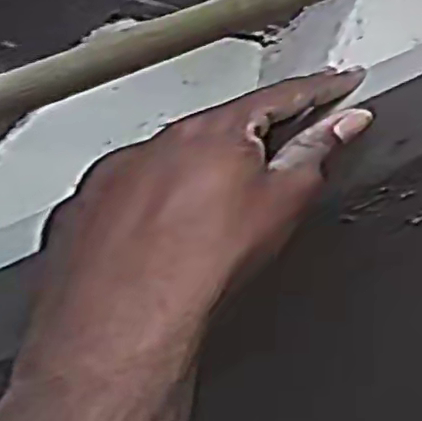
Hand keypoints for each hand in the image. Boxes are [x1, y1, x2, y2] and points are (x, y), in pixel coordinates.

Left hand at [14, 70, 371, 386]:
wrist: (118, 337)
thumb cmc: (202, 267)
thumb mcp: (290, 196)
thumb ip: (319, 148)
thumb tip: (344, 121)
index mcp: (212, 131)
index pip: (283, 94)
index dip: (322, 88)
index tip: (342, 83)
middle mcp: (156, 145)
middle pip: (228, 121)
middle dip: (265, 129)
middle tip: (298, 142)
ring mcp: (109, 179)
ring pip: (178, 153)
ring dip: (211, 161)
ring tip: (233, 198)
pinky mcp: (76, 215)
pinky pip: (135, 186)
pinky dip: (164, 192)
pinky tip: (179, 224)